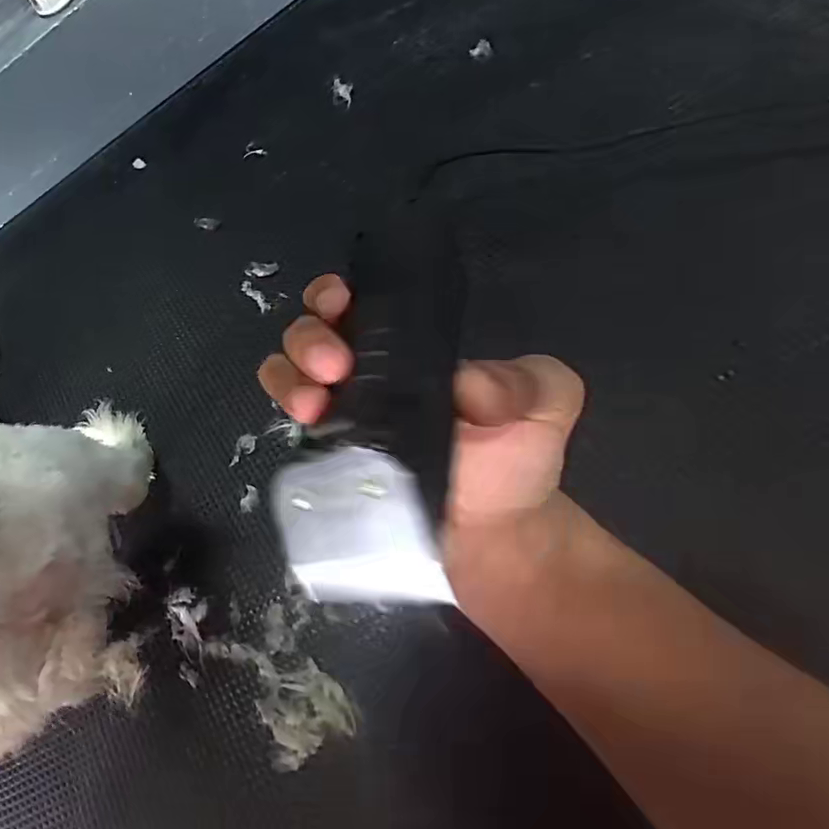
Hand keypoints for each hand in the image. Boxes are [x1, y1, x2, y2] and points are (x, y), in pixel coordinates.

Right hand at [256, 275, 587, 589]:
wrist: (493, 534)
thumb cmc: (514, 459)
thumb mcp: (543, 406)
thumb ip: (525, 381)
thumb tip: (468, 382)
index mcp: (404, 346)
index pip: (355, 304)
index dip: (334, 294)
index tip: (341, 302)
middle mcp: (361, 371)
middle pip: (308, 332)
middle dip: (309, 337)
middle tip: (335, 365)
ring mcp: (337, 411)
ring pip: (286, 370)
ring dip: (289, 375)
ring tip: (314, 402)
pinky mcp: (324, 451)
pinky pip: (286, 419)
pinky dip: (286, 408)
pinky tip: (308, 422)